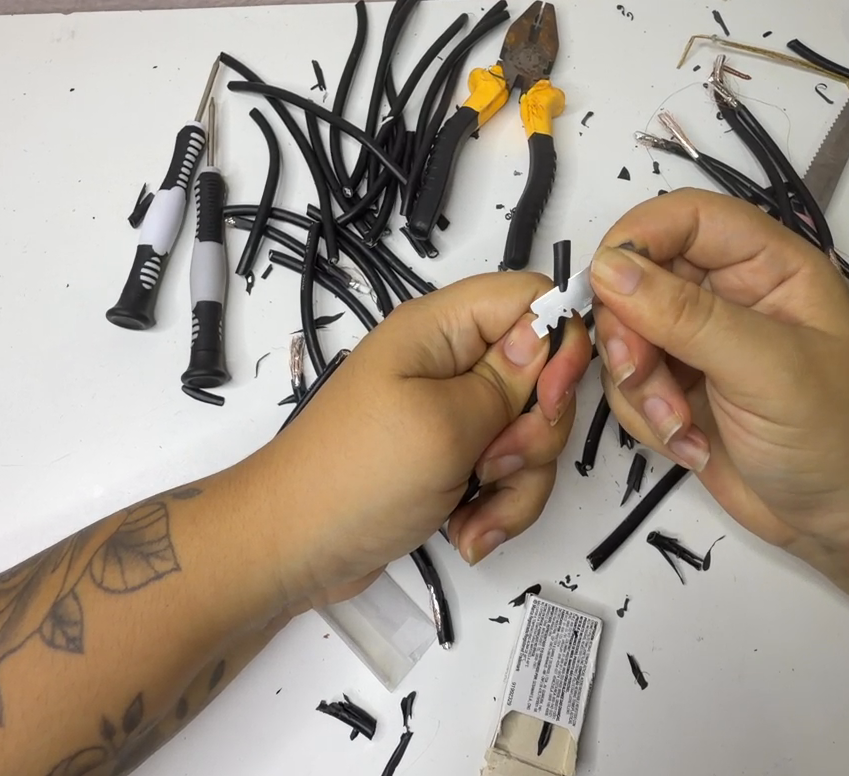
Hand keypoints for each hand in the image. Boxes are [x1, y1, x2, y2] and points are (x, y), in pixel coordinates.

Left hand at [243, 272, 591, 605]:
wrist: (290, 552)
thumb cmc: (354, 478)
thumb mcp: (443, 425)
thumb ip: (508, 380)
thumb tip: (550, 331)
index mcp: (439, 329)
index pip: (528, 297)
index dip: (559, 338)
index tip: (555, 396)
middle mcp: (449, 362)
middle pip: (538, 374)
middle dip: (534, 430)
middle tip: (496, 462)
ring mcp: (451, 411)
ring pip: (527, 431)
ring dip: (517, 480)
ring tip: (473, 511)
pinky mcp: (452, 455)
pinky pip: (506, 469)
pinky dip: (498, 504)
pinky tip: (466, 530)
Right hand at [587, 190, 848, 560]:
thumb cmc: (837, 438)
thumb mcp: (766, 370)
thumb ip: (685, 316)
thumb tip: (606, 267)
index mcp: (767, 265)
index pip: (686, 217)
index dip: (639, 237)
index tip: (604, 284)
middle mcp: (727, 292)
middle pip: (640, 274)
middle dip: (629, 330)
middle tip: (638, 375)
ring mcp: (698, 340)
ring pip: (625, 331)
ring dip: (638, 383)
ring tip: (679, 426)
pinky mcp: (678, 383)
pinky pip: (627, 379)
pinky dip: (643, 413)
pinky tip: (688, 442)